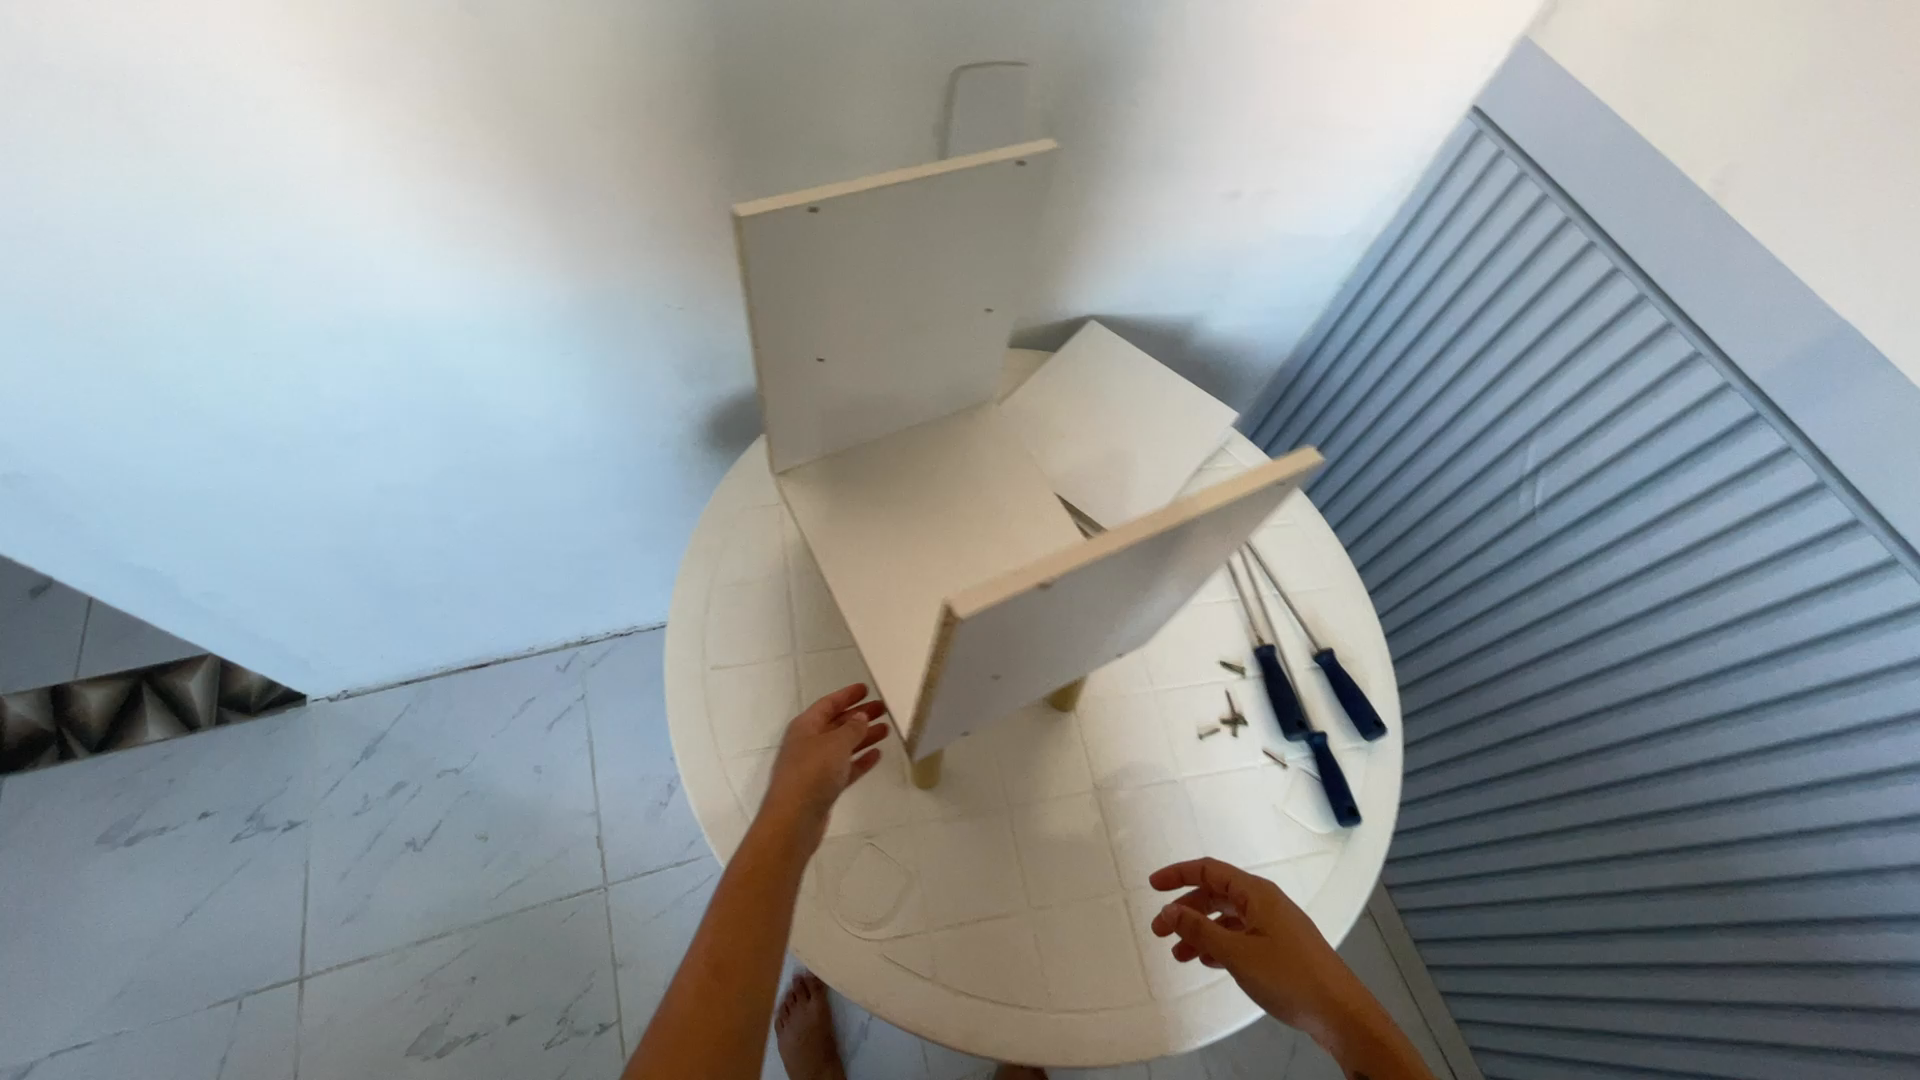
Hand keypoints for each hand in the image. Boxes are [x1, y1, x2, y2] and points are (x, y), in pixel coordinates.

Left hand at [761, 683, 889, 845]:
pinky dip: (859, 760)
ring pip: (842, 746)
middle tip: (883, 709)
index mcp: (805, 726)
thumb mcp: (835, 744)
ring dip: (863, 737)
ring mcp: (815, 766)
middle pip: (837, 724)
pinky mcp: (823, 787)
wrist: (793, 819)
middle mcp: (808, 743)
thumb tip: (861, 716)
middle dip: (859, 715)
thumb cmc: (812, 773)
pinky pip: (845, 767)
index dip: (847, 695)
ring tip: (886, 730)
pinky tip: (876, 755)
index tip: (866, 689)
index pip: (828, 704)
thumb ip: (852, 728)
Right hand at [1149, 857, 1346, 1027]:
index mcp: (1255, 893)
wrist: (1342, 1015)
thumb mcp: (1237, 954)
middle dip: (1185, 910)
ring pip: (1226, 919)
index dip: (1178, 875)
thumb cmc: (1288, 976)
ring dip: (1200, 932)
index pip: (1208, 871)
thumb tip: (1169, 910)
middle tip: (1159, 931)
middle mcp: (1264, 902)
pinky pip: (1240, 936)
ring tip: (1178, 955)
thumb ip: (1200, 930)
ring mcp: (1273, 925)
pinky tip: (1206, 962)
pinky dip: (1219, 945)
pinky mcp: (1280, 948)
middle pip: (1215, 895)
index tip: (1152, 887)